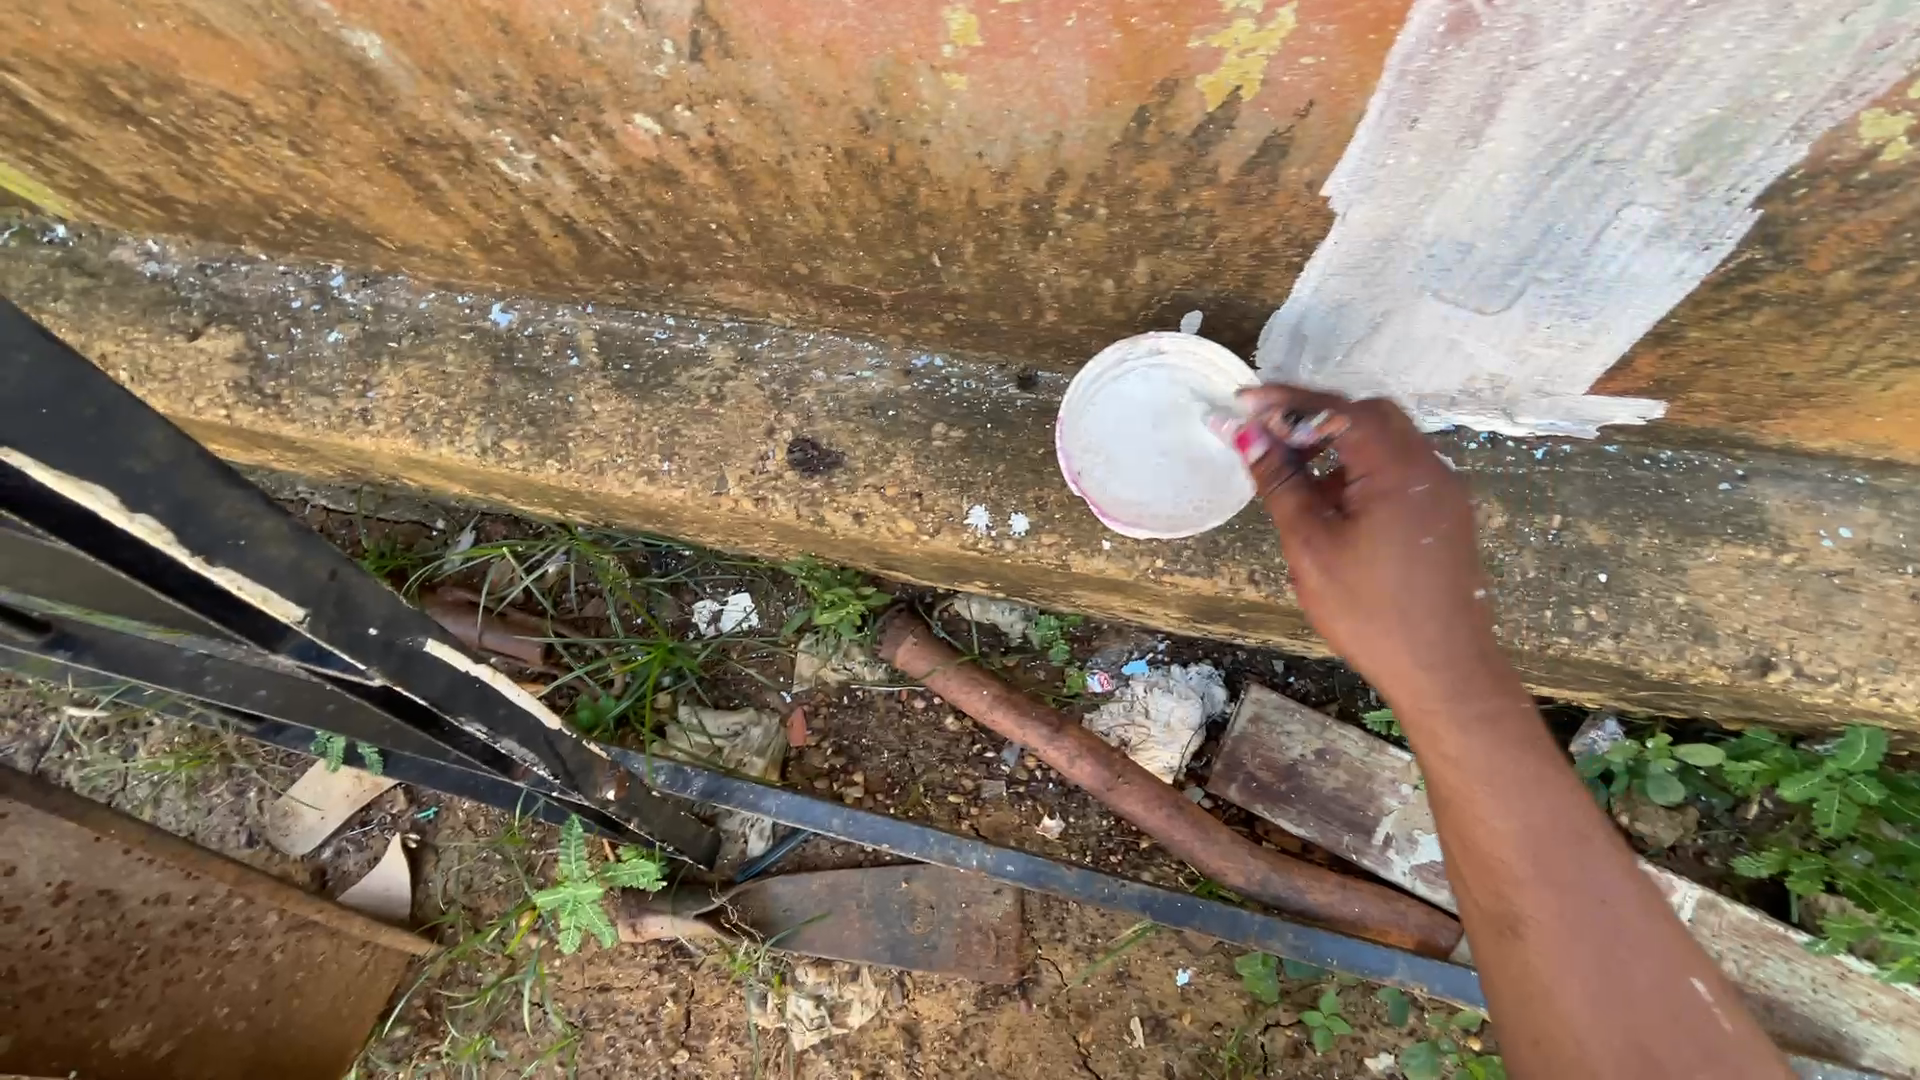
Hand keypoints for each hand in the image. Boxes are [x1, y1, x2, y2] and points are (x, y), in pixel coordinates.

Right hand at [1233, 385, 1500, 696]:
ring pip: (1384, 443)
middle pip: (1369, 415)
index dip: (1287, 401)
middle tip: (1268, 436)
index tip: (1243, 402)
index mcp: (1398, 469)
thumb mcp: (1310, 544)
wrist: (1442, 669)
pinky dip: (1357, 470)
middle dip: (1315, 416)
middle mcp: (1428, 468)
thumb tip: (1247, 435)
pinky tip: (1329, 505)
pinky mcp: (1443, 515)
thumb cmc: (1368, 610)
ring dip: (1336, 443)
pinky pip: (1396, 472)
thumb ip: (1280, 482)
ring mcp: (1442, 492)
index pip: (1339, 409)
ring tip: (1292, 474)